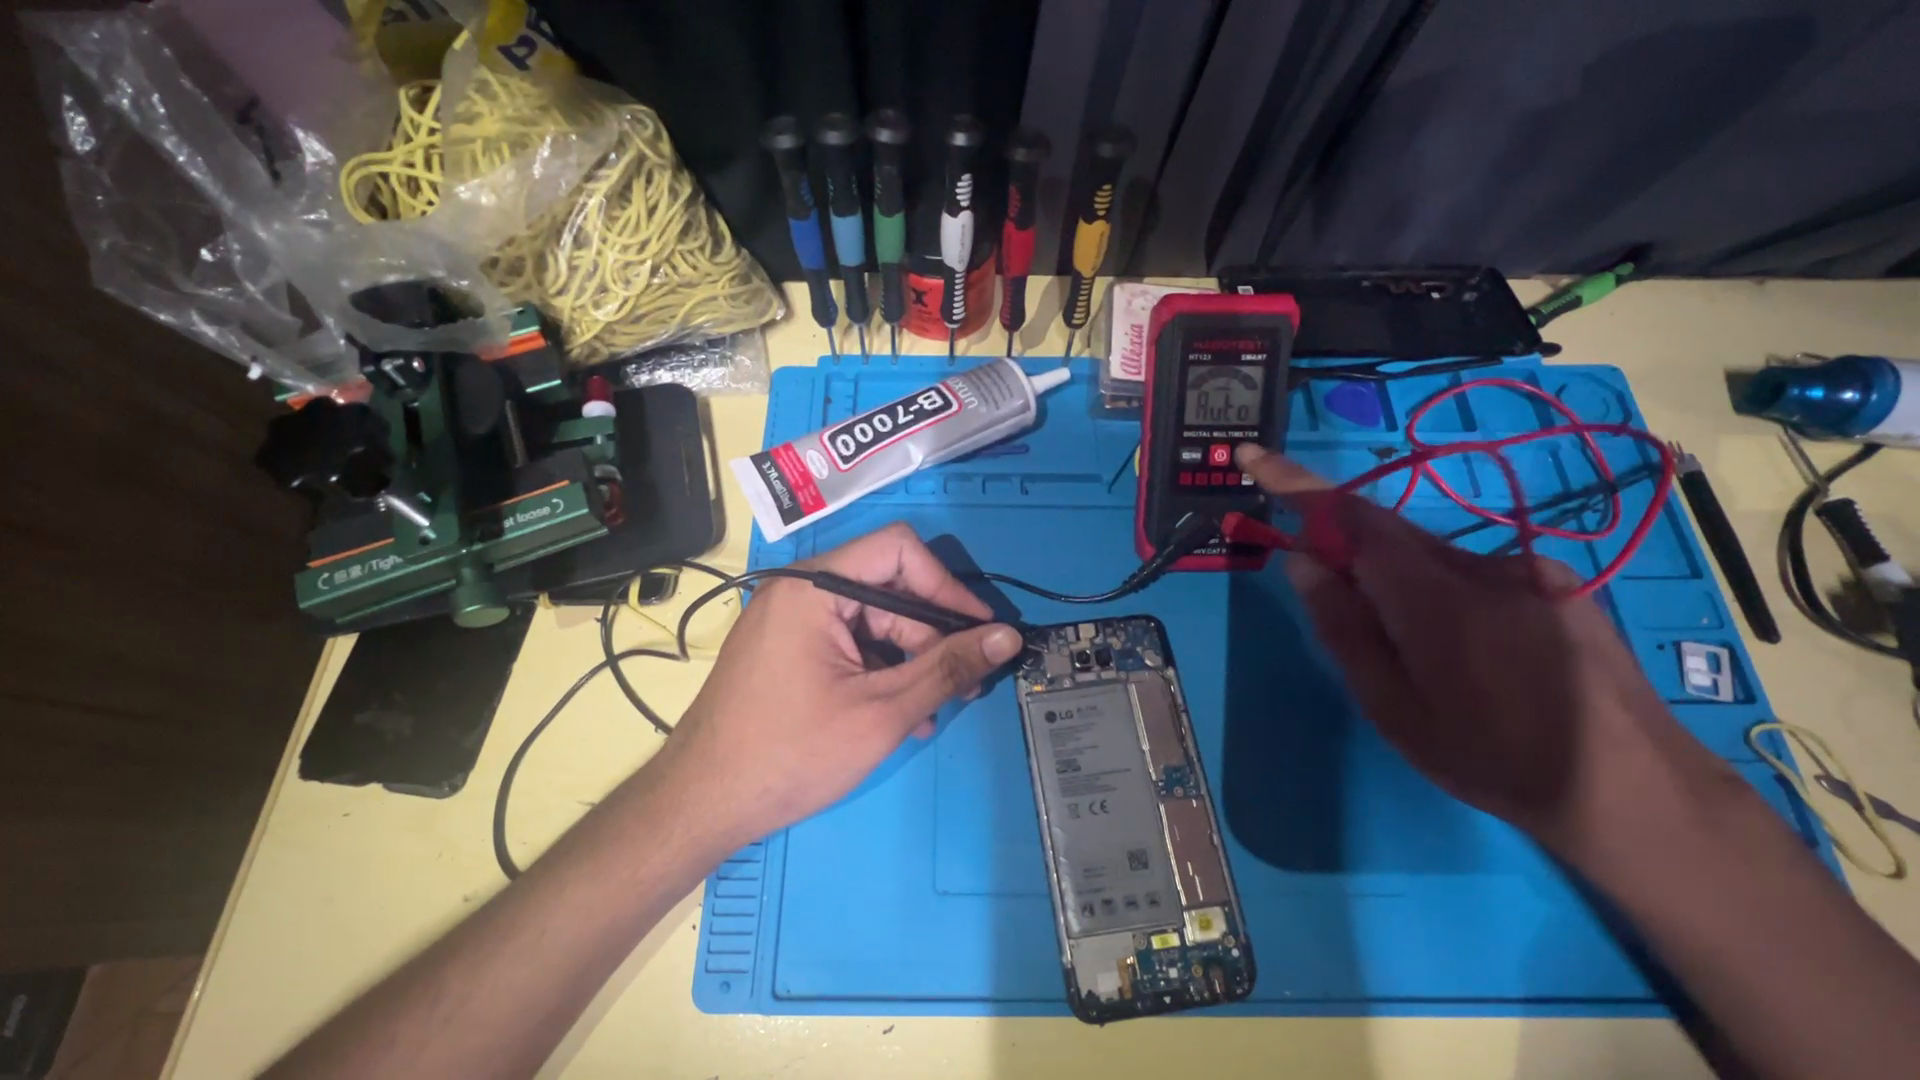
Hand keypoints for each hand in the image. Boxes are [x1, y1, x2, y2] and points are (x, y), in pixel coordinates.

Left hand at [664, 523, 1023, 844]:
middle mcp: (800, 591)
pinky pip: (849, 645)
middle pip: (888, 590)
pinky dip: (881, 672)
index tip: (982, 630)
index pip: (898, 550)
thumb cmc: (791, 754)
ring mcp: (790, 622)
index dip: (947, 587)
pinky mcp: (788, 651)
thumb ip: (948, 668)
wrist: (702, 804)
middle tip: (970, 683)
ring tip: (939, 709)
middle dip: (934, 636)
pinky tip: (904, 716)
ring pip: (873, 622)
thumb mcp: (882, 712)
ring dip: (911, 662)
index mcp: (814, 587)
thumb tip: (1006, 636)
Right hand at [1236, 444, 1700, 849]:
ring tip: (1413, 653)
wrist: (1636, 790)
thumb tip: (1302, 561)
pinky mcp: (1559, 581)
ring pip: (1433, 553)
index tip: (1252, 457)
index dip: (1297, 484)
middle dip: (1343, 544)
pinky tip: (1466, 650)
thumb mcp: (1395, 710)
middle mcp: (1485, 565)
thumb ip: (1345, 629)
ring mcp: (1530, 569)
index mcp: (1437, 599)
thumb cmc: (1496, 761)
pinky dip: (1441, 589)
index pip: (1352, 518)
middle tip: (1322, 590)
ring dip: (1397, 578)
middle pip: (1390, 531)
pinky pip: (1474, 568)